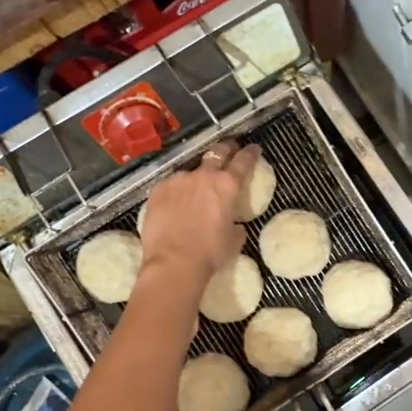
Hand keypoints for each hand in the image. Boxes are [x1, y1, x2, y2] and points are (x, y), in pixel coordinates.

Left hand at [138, 141, 260, 281]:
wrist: (173, 263)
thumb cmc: (210, 254)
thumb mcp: (234, 241)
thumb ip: (236, 225)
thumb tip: (235, 224)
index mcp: (227, 185)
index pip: (243, 161)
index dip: (250, 153)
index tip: (254, 148)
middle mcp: (203, 176)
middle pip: (217, 152)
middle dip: (226, 149)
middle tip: (230, 149)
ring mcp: (178, 180)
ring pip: (190, 170)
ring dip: (197, 176)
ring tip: (195, 188)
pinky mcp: (158, 189)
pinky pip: (171, 184)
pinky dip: (176, 190)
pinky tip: (174, 203)